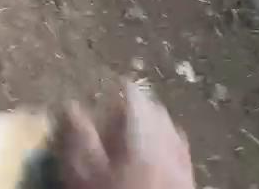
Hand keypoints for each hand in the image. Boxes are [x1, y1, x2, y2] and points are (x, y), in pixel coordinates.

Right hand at [56, 82, 194, 188]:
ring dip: (160, 123)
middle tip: (127, 100)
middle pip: (161, 119)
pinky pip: (183, 157)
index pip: (138, 104)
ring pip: (175, 137)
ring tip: (144, 120)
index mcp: (142, 141)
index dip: (128, 89)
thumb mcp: (83, 169)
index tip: (119, 79)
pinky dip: (172, 144)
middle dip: (146, 106)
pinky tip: (162, 149)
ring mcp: (183, 172)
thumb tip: (70, 103)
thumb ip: (78, 134)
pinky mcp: (188, 186)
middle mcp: (168, 152)